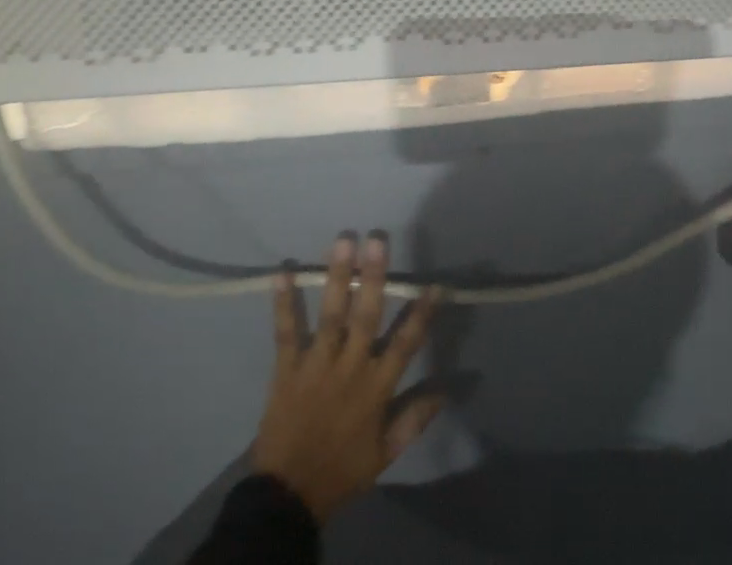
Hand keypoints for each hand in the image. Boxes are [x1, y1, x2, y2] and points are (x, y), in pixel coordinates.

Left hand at [252, 234, 443, 521]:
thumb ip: (417, 416)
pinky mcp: (286, 368)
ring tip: (342, 241)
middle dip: (373, 276)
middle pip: (365, 315)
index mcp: (377, 388)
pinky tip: (282, 270)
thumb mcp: (388, 451)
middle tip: (377, 238)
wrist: (288, 492)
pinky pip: (285, 331)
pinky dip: (283, 301)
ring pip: (329, 314)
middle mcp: (349, 368)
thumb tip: (449, 387)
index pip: (405, 343)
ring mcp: (315, 365)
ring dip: (336, 276)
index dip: (421, 313)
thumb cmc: (343, 469)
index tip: (435, 283)